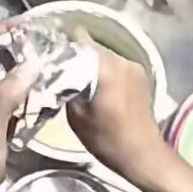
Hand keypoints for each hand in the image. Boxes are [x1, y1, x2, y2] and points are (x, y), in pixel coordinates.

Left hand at [0, 24, 37, 191]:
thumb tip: (29, 64)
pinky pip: (12, 105)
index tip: (29, 26)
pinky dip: (28, 98)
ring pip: (5, 82)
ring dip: (25, 73)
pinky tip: (47, 100)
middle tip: (48, 47)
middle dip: (18, 49)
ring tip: (53, 68)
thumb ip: (4, 98)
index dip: (0, 30)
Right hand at [66, 34, 177, 190]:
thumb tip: (58, 73)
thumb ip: (66, 87)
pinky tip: (96, 87)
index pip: (80, 37)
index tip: (50, 52)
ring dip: (90, 64)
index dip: (62, 42)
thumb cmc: (107, 138)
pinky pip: (115, 66)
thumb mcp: (76, 115)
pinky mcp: (141, 76)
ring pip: (104, 56)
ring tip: (77, 80)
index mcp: (105, 66)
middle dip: (76, 55)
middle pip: (92, 47)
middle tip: (59, 70)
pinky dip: (104, 72)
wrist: (142, 154)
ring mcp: (134, 66)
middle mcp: (121, 60)